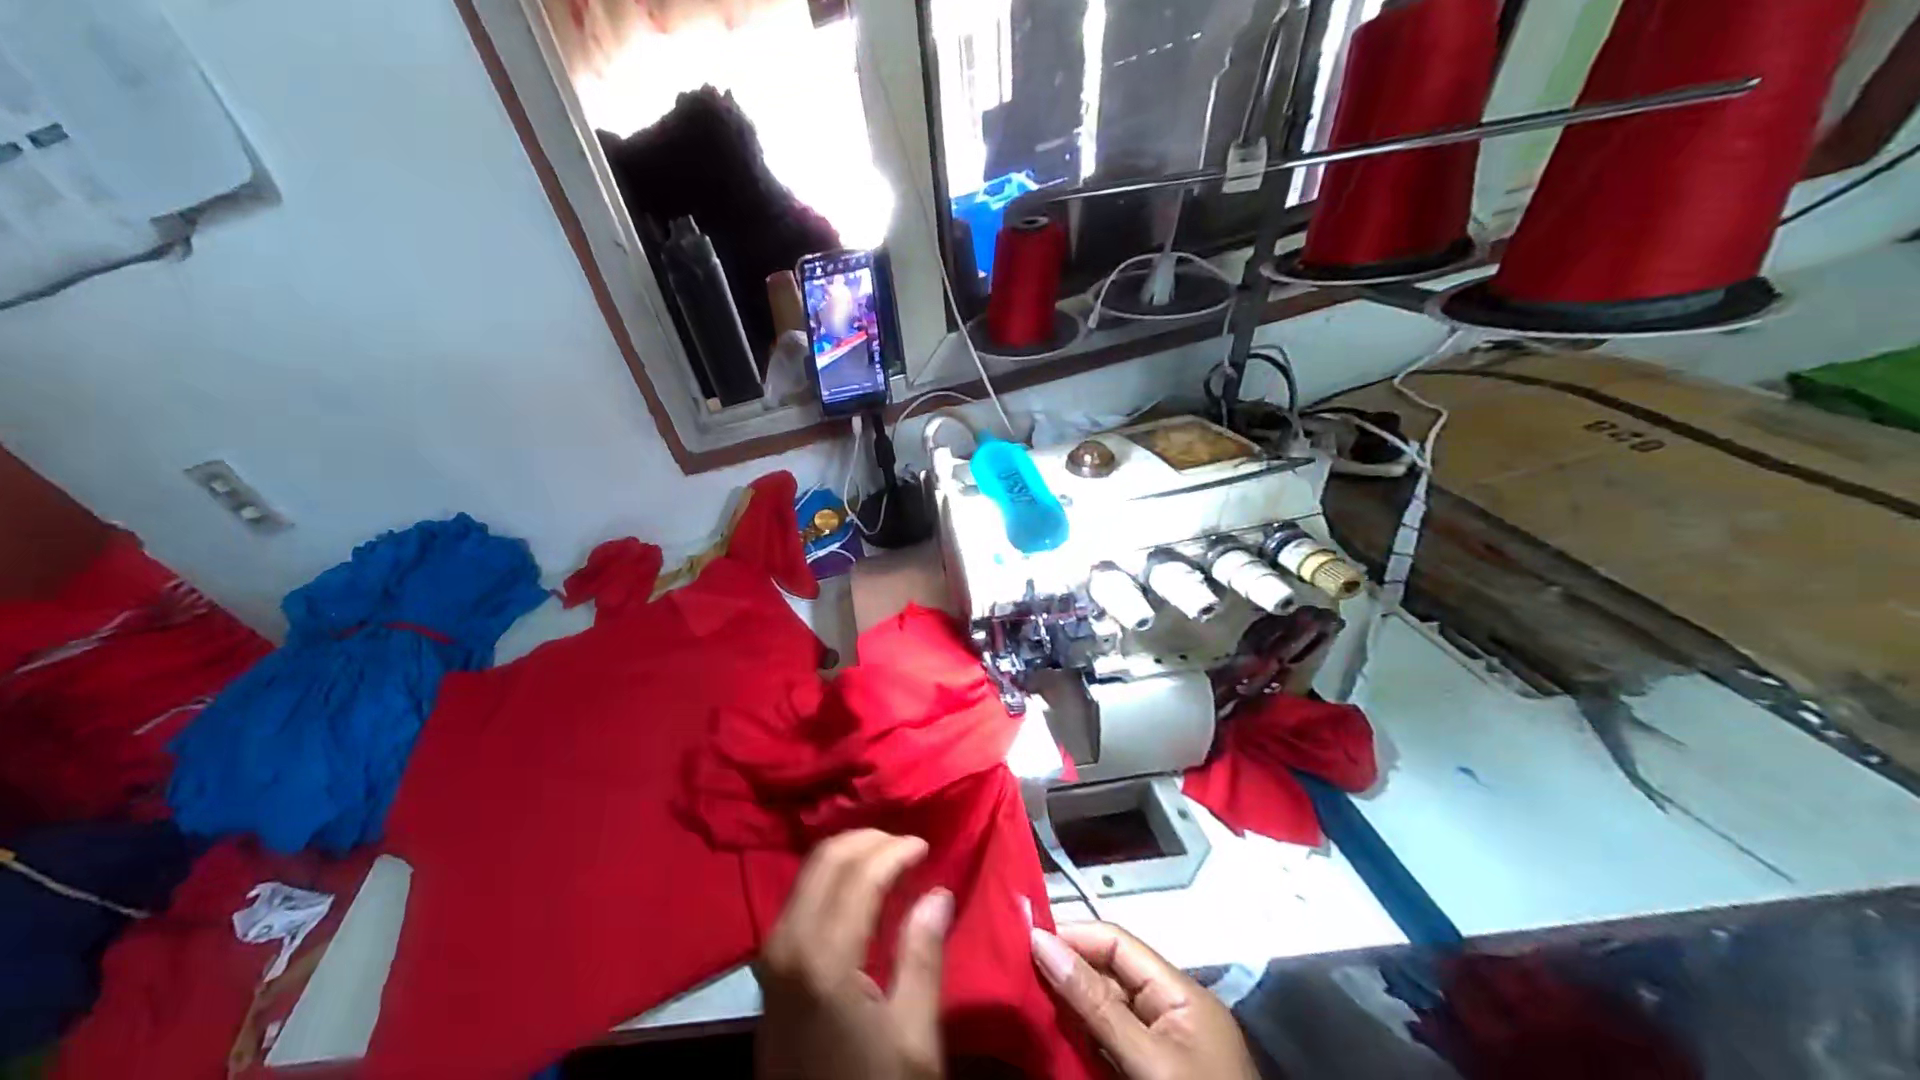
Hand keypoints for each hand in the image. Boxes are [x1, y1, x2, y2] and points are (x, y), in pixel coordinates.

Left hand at [757, 830, 953, 1079]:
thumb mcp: (912, 1037)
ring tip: (890, 861)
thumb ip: (922, 955)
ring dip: (850, 856)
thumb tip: (938, 892)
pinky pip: (800, 896)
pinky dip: (832, 877)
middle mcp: (787, 943)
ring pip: (808, 872)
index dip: (895, 851)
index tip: (926, 846)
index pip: (859, 874)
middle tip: (908, 847)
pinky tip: (860, 888)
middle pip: (826, 860)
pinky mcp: (769, 967)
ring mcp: (770, 954)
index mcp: (823, 959)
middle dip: (869, 841)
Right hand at [1030, 922, 1259, 1079]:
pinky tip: (1049, 1041)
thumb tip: (1042, 942)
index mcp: (1179, 992)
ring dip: (1067, 1009)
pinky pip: (1107, 1046)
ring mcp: (1161, 1048)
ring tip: (1023, 1003)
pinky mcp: (1150, 1076)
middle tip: (1014, 974)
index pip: (1117, 943)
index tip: (1024, 940)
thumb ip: (1095, 1005)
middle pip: (1109, 975)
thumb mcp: (1147, 1060)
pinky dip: (1079, 1041)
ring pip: (1104, 1012)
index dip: (1072, 936)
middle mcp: (1169, 1011)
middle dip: (1065, 972)